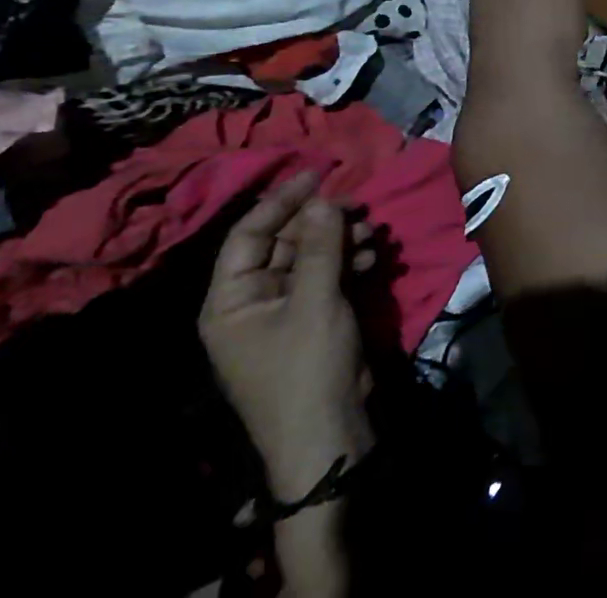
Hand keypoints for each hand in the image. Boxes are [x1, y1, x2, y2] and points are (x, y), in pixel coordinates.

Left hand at [200, 172, 372, 500]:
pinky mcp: (314, 322)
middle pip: (284, 244)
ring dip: (342, 242)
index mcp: (230, 299)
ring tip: (374, 233)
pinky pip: (328, 280)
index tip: (319, 174)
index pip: (250, 235)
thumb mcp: (316, 303)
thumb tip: (325, 200)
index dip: (282, 201)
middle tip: (360, 204)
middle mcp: (252, 301)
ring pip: (312, 260)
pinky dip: (351, 265)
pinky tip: (376, 258)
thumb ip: (321, 249)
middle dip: (322, 222)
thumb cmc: (307, 367)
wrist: (327, 432)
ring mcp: (285, 312)